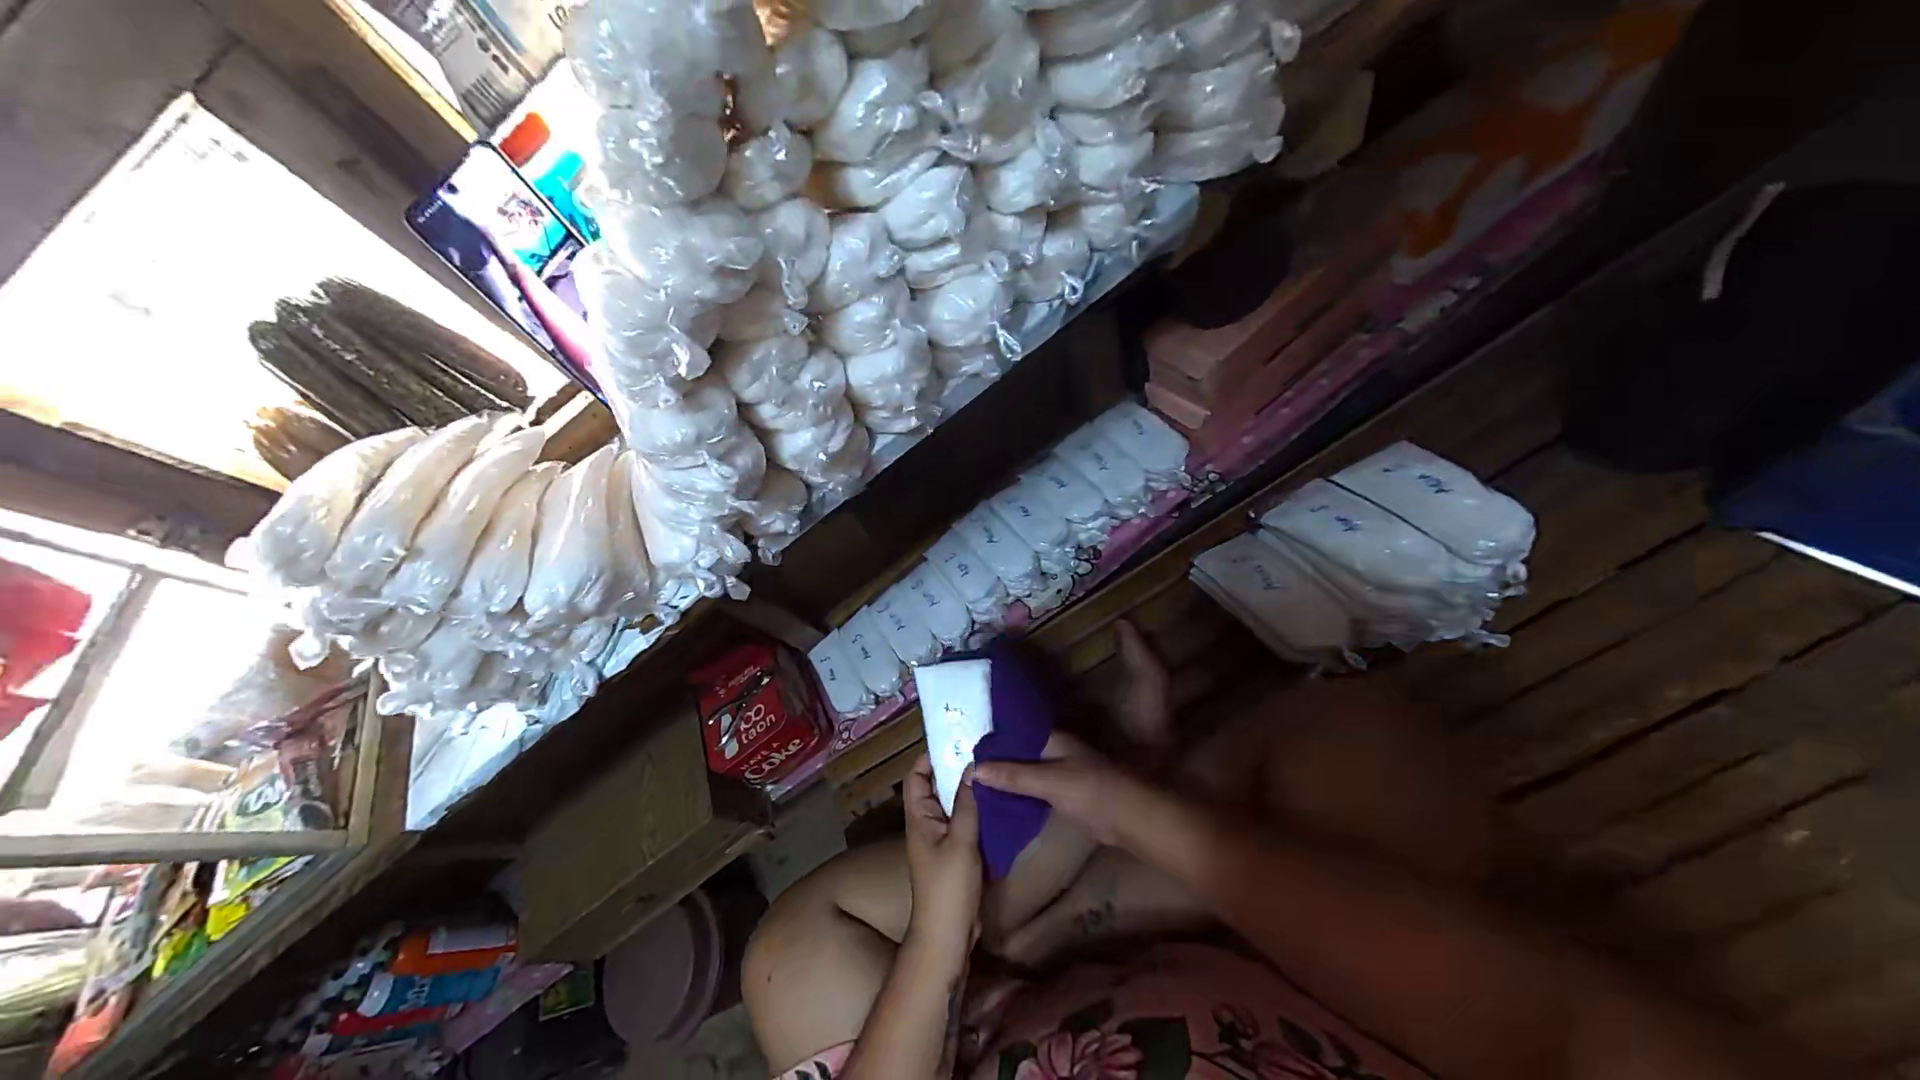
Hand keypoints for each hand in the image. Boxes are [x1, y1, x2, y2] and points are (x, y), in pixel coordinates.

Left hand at [904, 754, 981, 957]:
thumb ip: (966, 803)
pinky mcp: (956, 851)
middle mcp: (926, 822)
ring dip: (969, 789)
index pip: (917, 775)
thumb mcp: (961, 840)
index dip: (932, 755)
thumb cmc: (948, 886)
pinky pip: (964, 821)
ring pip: (953, 803)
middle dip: (956, 768)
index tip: (957, 739)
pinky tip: (999, 801)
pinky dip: (978, 810)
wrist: (948, 934)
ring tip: (994, 769)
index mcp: (918, 816)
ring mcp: (941, 838)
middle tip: (983, 749)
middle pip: (936, 786)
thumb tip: (971, 766)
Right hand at [973, 732, 1140, 846]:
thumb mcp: (1047, 781)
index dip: (992, 737)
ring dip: (1004, 776)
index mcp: (1052, 738)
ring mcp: (1058, 772)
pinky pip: (1032, 788)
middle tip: (962, 764)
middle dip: (994, 758)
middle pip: (1018, 751)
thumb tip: (974, 769)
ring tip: (972, 781)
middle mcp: (1053, 750)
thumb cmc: (1090, 790)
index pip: (1014, 731)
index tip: (964, 742)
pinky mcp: (1061, 793)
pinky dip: (1016, 792)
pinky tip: (996, 798)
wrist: (1127, 819)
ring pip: (1024, 770)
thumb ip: (1012, 775)